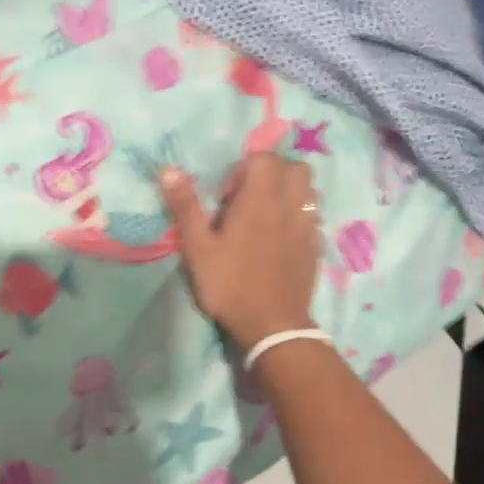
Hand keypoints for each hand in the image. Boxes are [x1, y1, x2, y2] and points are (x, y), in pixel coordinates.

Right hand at [160, 154, 321, 349]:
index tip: (225, 198)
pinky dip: (298, 215)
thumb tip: (167, 170)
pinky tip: (279, 237)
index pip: (263, 158)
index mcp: (260, 200)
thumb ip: (185, 207)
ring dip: (288, 192)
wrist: (272, 324)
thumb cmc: (229, 284)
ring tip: (264, 215)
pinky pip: (313, 215)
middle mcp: (290, 205)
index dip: (242, 170)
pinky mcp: (316, 245)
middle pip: (294, 167)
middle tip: (247, 199)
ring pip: (308, 189)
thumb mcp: (197, 247)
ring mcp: (308, 225)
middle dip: (271, 173)